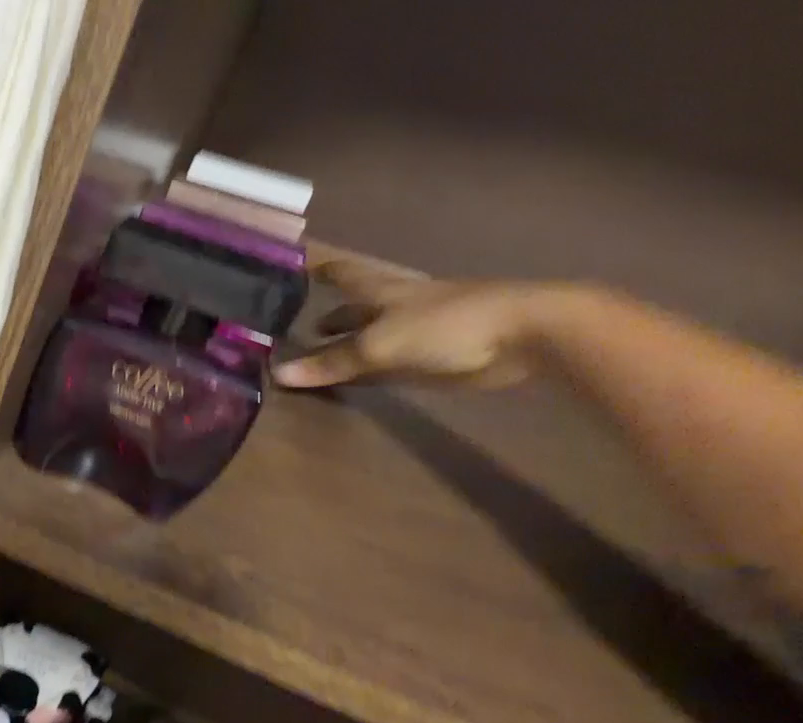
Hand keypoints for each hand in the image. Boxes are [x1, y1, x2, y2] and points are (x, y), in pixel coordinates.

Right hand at [273, 257, 554, 389]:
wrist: (525, 334)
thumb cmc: (446, 326)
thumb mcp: (379, 346)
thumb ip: (332, 362)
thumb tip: (278, 374)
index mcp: (382, 289)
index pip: (343, 273)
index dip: (319, 270)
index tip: (295, 267)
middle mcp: (396, 304)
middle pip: (358, 304)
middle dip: (332, 310)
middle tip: (299, 321)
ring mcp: (417, 328)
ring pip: (372, 331)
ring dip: (348, 338)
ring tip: (318, 350)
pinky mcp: (435, 353)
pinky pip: (388, 358)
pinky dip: (367, 364)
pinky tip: (354, 375)